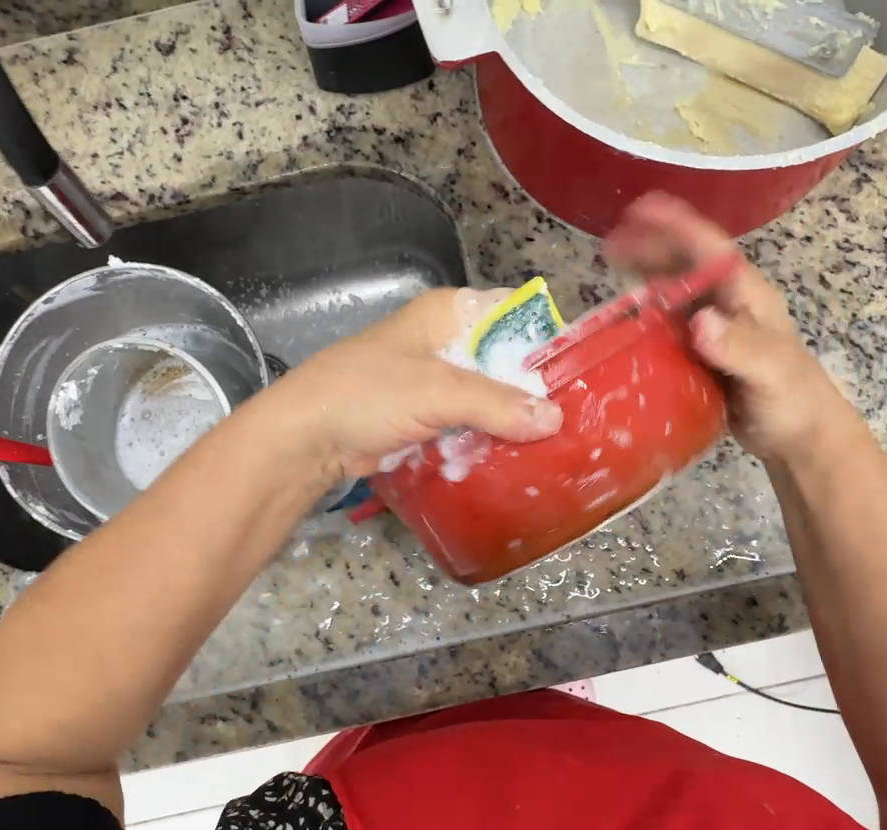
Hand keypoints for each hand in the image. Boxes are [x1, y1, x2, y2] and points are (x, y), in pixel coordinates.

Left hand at [250, 288, 564, 482]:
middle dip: (533, 391)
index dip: (547, 342)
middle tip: (574, 420)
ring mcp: (433, 383)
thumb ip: (497, 403)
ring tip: (554, 445)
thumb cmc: (367, 394)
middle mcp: (444, 342)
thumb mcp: (438, 391)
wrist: (307, 437)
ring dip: (510, 422)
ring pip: (487, 398)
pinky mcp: (423, 418)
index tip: (580, 377)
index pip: (515, 315)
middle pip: (504, 362)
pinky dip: (485, 440)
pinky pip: (467, 426)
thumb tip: (554, 418)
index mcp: (448, 313)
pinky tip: (513, 460)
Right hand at [604, 192, 858, 463]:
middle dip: (652, 246)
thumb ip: (739, 347)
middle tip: (611, 240)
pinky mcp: (700, 358)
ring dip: (645, 276)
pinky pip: (668, 329)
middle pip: (686, 264)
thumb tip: (700, 321)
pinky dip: (645, 319)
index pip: (710, 251)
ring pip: (675, 293)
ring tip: (611, 267)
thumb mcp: (770, 371)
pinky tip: (624, 323)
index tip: (642, 209)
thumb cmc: (793, 400)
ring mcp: (714, 332)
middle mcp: (728, 306)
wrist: (801, 439)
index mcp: (746, 298)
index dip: (677, 227)